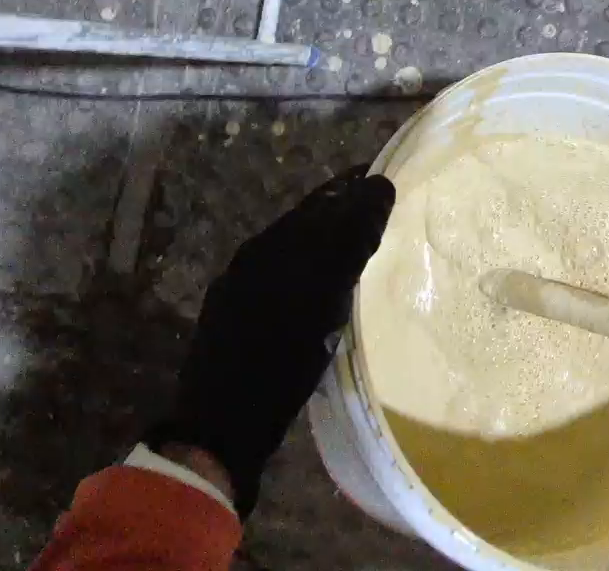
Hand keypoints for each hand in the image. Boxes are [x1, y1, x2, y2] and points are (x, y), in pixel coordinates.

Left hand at [146, 168, 395, 516]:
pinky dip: (310, 269)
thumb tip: (379, 188)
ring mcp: (241, 285)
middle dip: (344, 212)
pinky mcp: (235, 314)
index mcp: (275, 243)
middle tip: (381, 216)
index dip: (356, 187)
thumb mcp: (327, 293)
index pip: (324, 199)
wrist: (222, 423)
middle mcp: (255, 255)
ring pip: (295, 248)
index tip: (387, 185)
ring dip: (328, 242)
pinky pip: (282, 275)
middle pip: (308, 221)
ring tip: (360, 251)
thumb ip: (352, 237)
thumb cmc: (283, 355)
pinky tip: (324, 289)